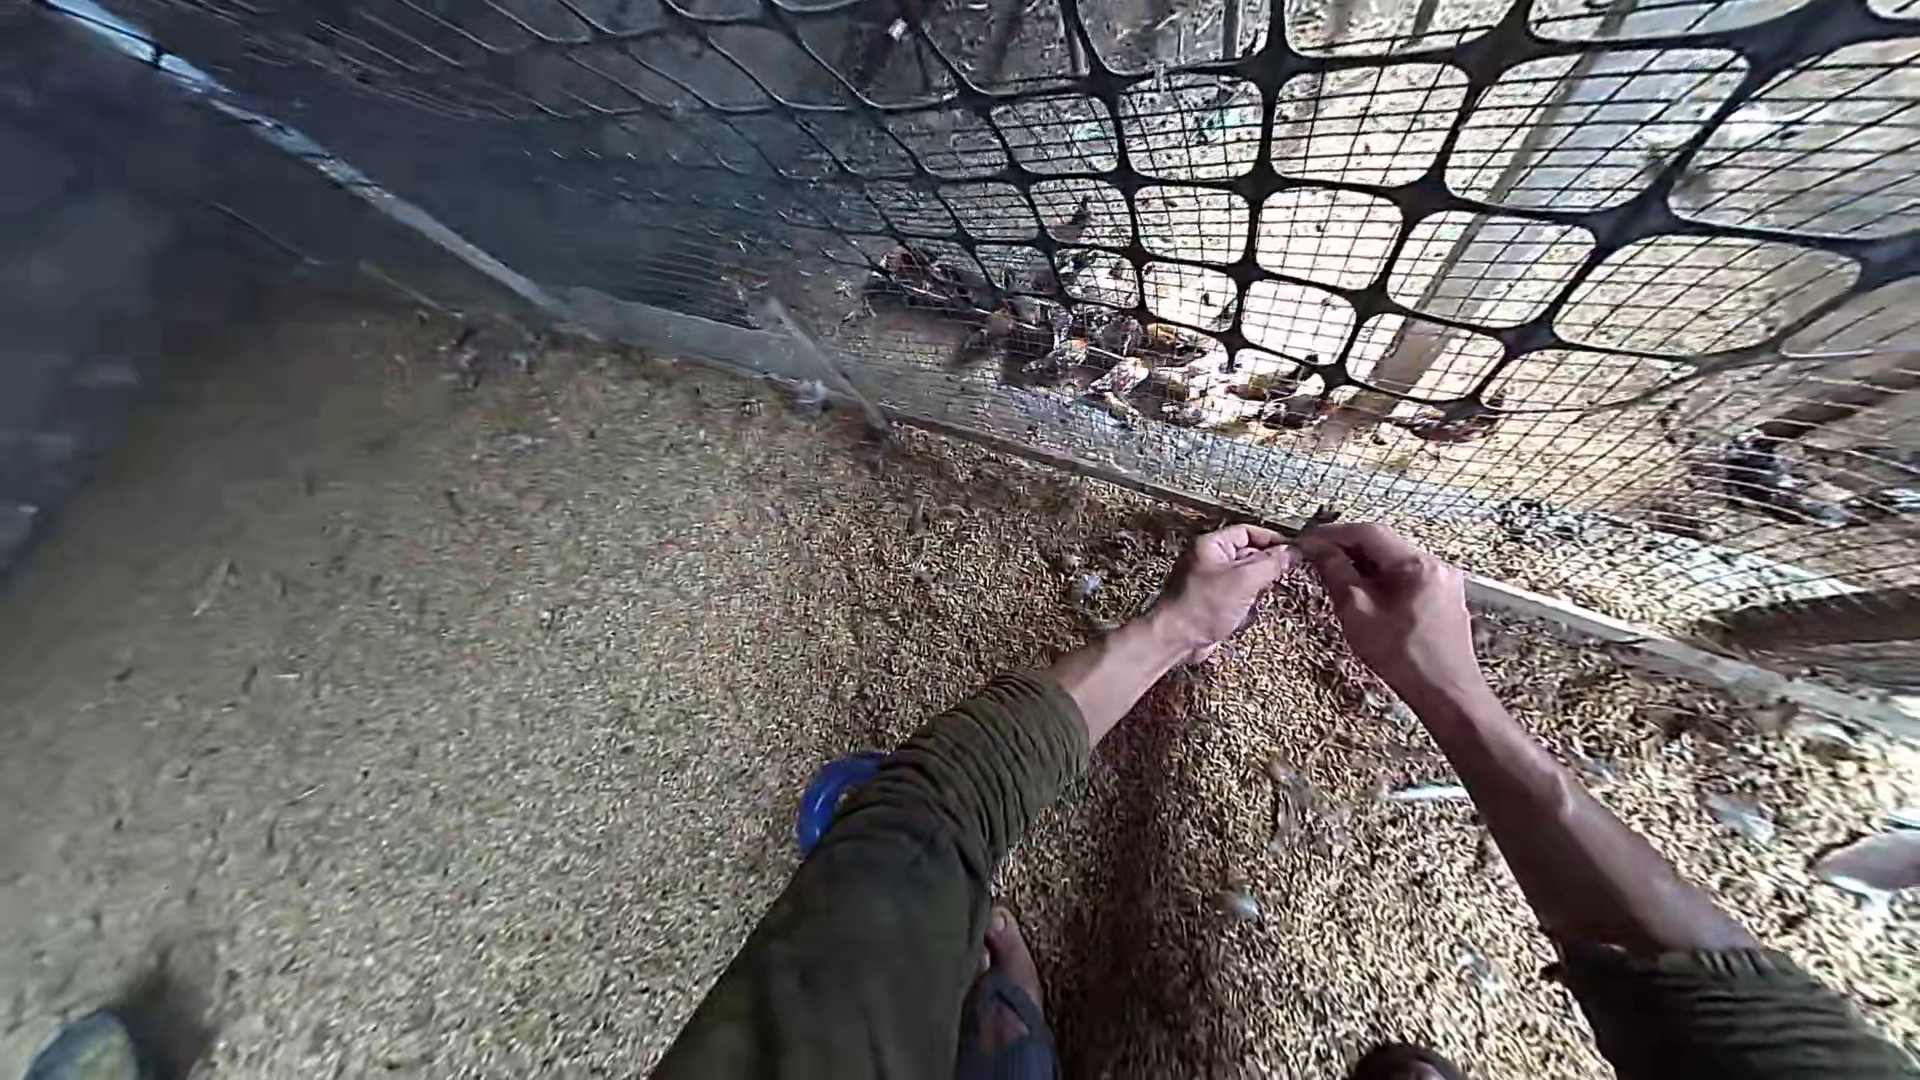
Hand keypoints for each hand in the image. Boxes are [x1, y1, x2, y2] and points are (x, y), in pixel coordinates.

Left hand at [1154, 524, 1300, 662]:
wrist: (1176, 638)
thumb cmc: (1203, 605)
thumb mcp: (1244, 579)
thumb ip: (1271, 563)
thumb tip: (1292, 551)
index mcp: (1210, 545)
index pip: (1247, 532)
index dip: (1272, 540)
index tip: (1295, 551)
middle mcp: (1208, 560)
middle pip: (1248, 555)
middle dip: (1265, 568)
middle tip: (1283, 578)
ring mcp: (1209, 582)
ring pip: (1245, 579)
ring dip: (1255, 591)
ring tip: (1255, 601)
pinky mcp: (1211, 602)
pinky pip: (1237, 598)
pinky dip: (1245, 606)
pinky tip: (1243, 616)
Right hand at [1292, 523, 1486, 706]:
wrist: (1445, 693)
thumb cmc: (1398, 652)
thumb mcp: (1356, 609)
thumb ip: (1335, 571)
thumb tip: (1314, 546)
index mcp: (1417, 564)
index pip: (1369, 532)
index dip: (1332, 533)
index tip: (1305, 540)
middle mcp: (1435, 565)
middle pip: (1383, 543)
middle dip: (1345, 546)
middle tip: (1314, 556)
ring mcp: (1443, 581)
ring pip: (1392, 560)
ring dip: (1360, 562)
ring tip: (1331, 573)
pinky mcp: (1442, 597)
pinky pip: (1404, 575)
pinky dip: (1377, 576)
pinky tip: (1359, 590)